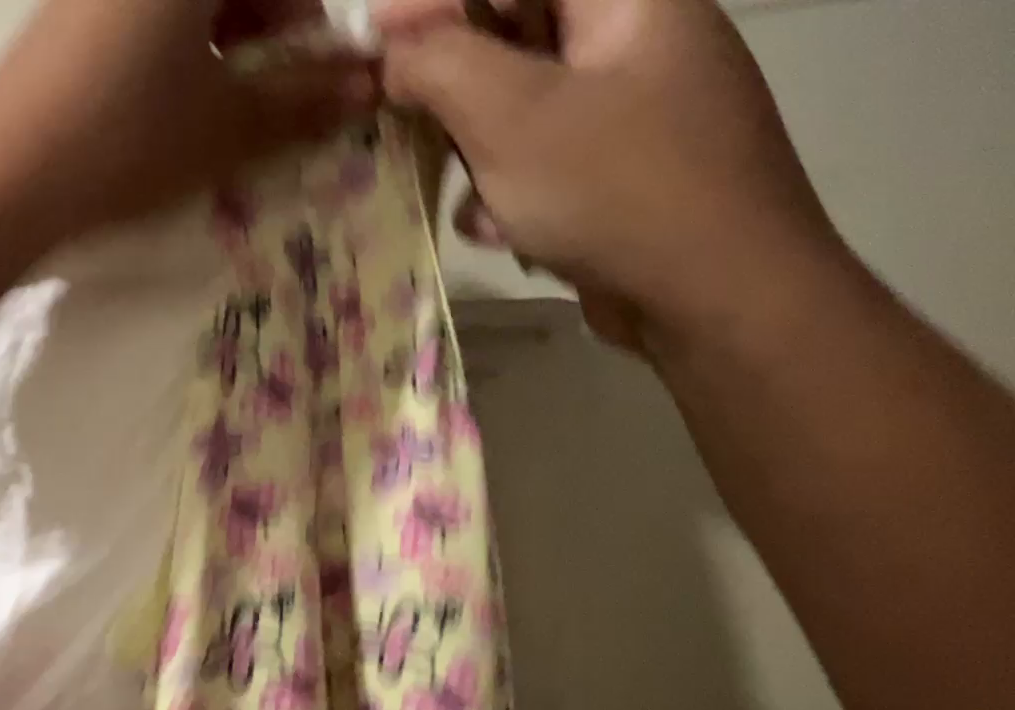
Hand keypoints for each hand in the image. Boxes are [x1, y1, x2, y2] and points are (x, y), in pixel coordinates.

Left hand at [0, 0, 383, 240]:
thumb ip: (300, 103)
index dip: (309, 14)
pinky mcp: (65, 19)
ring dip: (228, 33)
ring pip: (185, 2)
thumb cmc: (124, 142)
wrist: (1, 183)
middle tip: (288, 76)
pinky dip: (178, 45)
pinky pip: (141, 17)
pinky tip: (180, 98)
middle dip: (273, 18)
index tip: (324, 56)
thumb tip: (366, 87)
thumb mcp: (224, 127)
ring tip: (238, 96)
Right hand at [380, 0, 853, 359]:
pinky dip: (509, 188)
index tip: (378, 37)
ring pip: (525, 106)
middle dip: (453, 79)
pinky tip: (493, 225)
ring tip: (449, 182)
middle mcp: (637, 44)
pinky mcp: (625, 175)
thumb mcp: (511, 117)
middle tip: (400, 111)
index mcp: (627, 2)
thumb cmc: (614, 188)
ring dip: (476, 145)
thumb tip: (395, 53)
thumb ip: (441, 66)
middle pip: (519, 35)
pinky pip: (547, 162)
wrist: (718, 294)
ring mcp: (637, 114)